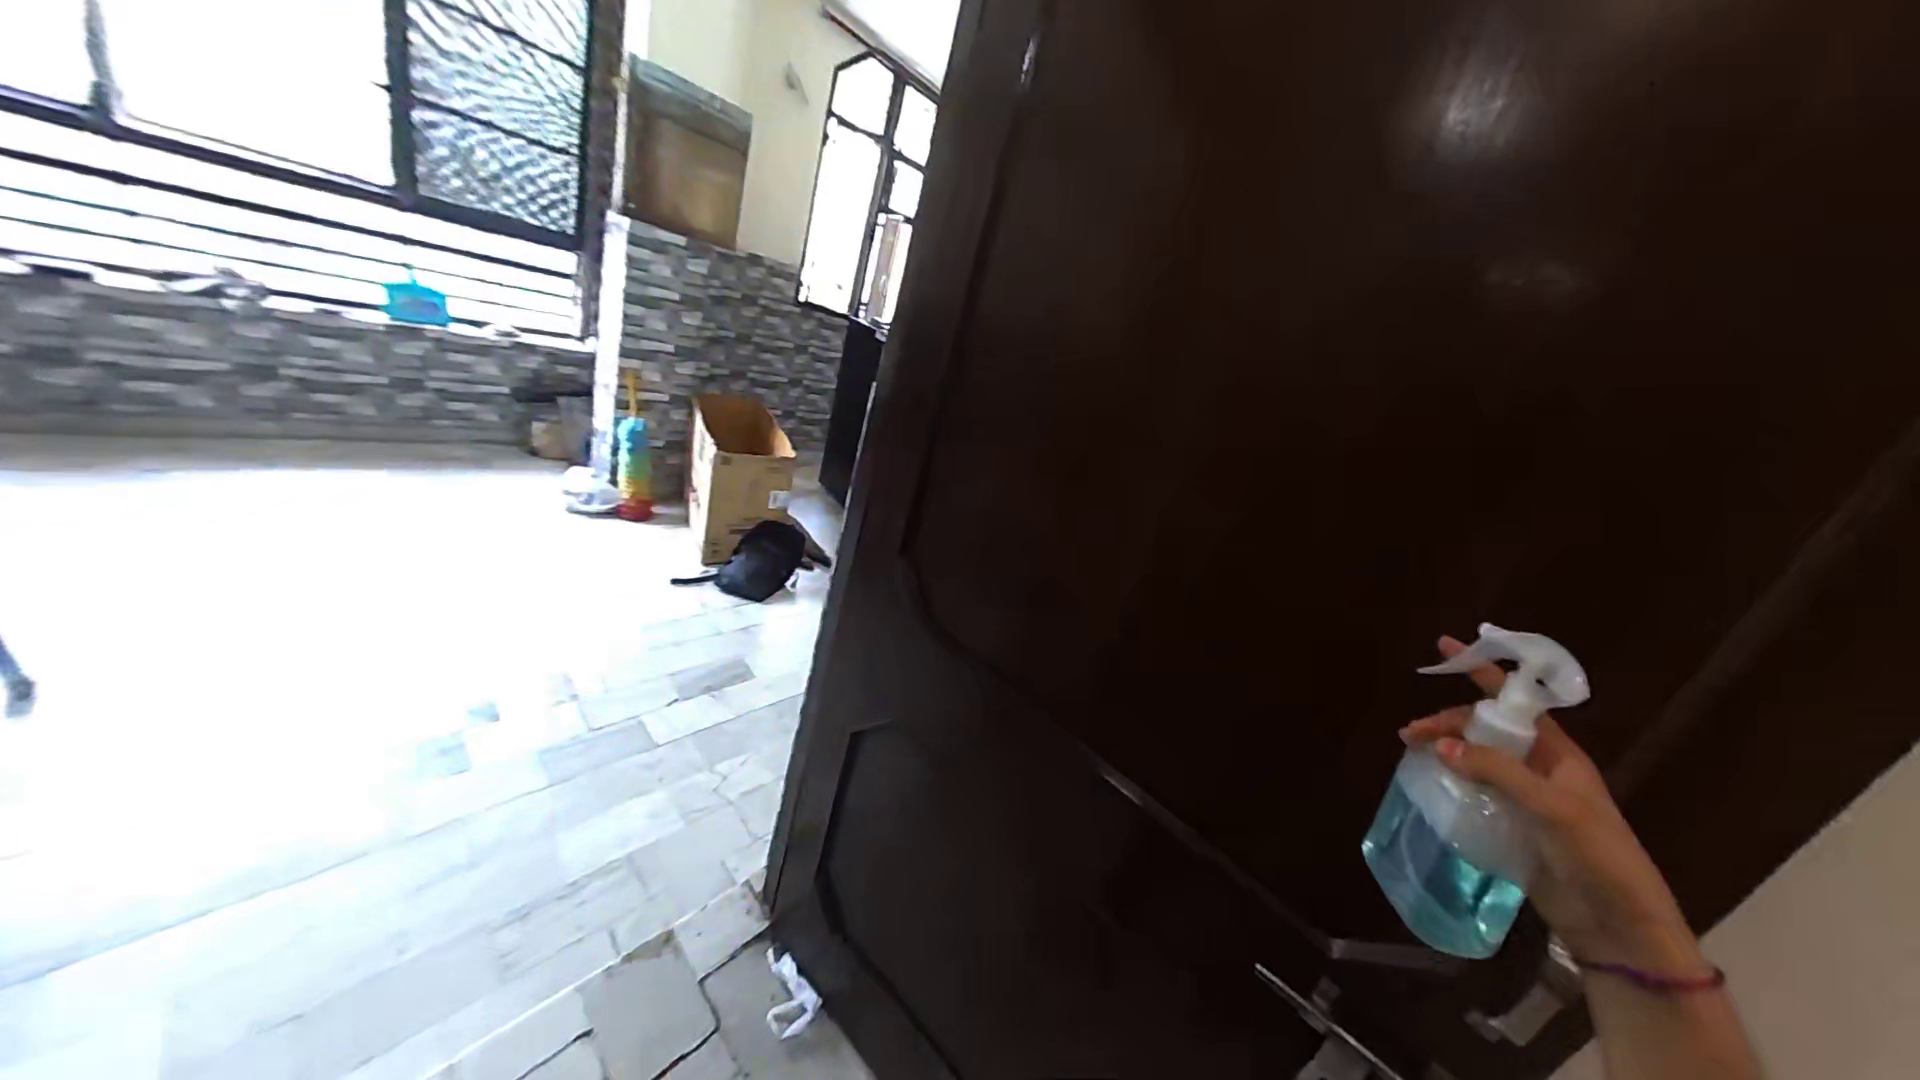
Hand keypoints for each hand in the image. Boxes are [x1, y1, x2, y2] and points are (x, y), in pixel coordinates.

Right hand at [1400, 636, 1712, 975]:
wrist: (1617, 924)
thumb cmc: (1598, 856)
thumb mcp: (1553, 808)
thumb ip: (1497, 771)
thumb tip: (1440, 745)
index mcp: (1558, 754)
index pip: (1516, 701)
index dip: (1482, 672)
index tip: (1446, 647)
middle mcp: (1538, 767)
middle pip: (1483, 728)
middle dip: (1446, 722)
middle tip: (1410, 734)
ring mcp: (1522, 795)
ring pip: (1473, 755)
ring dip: (1442, 748)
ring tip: (1411, 753)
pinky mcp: (1508, 821)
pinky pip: (1470, 786)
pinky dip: (1446, 777)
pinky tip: (1427, 781)